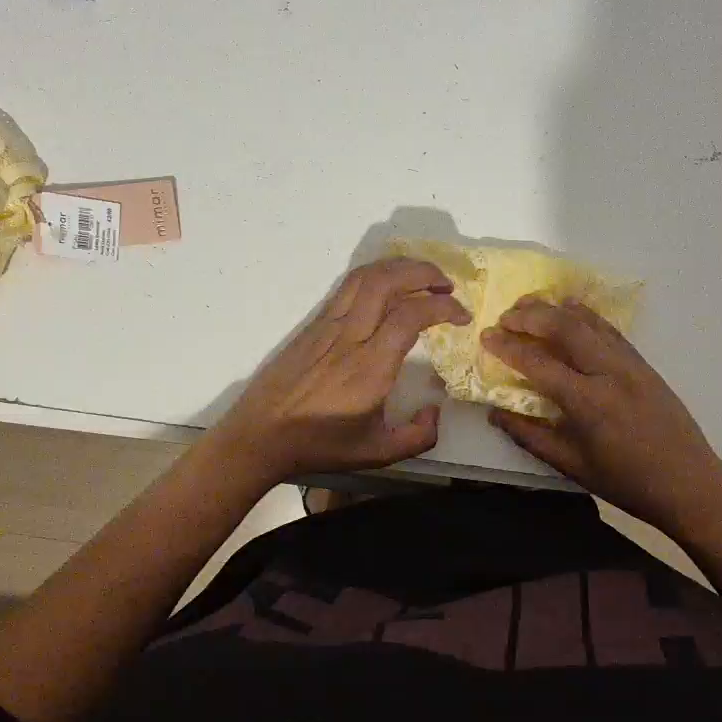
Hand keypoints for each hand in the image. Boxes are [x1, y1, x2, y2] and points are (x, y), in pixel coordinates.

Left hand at [209, 258, 469, 483]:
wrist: (260, 436)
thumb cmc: (319, 446)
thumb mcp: (377, 453)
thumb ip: (417, 437)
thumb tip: (435, 411)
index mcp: (370, 366)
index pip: (411, 315)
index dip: (443, 307)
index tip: (461, 315)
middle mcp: (349, 337)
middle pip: (388, 281)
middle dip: (424, 273)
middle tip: (447, 285)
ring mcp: (327, 326)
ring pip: (364, 277)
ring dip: (398, 268)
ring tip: (421, 278)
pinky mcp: (311, 326)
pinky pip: (346, 289)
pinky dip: (373, 277)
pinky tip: (386, 289)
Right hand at [482, 297, 721, 534]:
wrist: (688, 485)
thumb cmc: (625, 482)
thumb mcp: (571, 465)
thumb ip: (531, 436)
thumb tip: (496, 413)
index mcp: (588, 402)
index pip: (538, 363)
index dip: (508, 348)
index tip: (485, 337)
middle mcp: (609, 373)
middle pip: (565, 328)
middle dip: (531, 316)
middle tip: (505, 316)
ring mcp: (631, 365)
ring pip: (590, 323)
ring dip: (556, 310)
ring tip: (530, 305)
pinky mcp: (645, 365)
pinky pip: (611, 331)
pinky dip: (587, 316)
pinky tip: (571, 310)